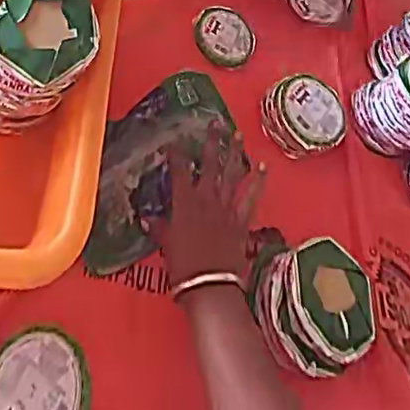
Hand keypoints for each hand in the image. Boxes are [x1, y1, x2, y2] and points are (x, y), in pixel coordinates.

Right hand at [148, 125, 263, 287]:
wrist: (210, 287)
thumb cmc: (183, 267)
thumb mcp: (166, 245)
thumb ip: (158, 228)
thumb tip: (145, 218)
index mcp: (185, 202)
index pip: (180, 171)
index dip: (177, 154)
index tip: (175, 141)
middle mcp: (207, 198)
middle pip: (210, 164)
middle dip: (212, 142)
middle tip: (215, 123)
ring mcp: (227, 207)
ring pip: (232, 173)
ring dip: (236, 153)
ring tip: (238, 135)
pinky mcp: (242, 219)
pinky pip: (252, 197)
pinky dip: (258, 181)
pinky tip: (264, 166)